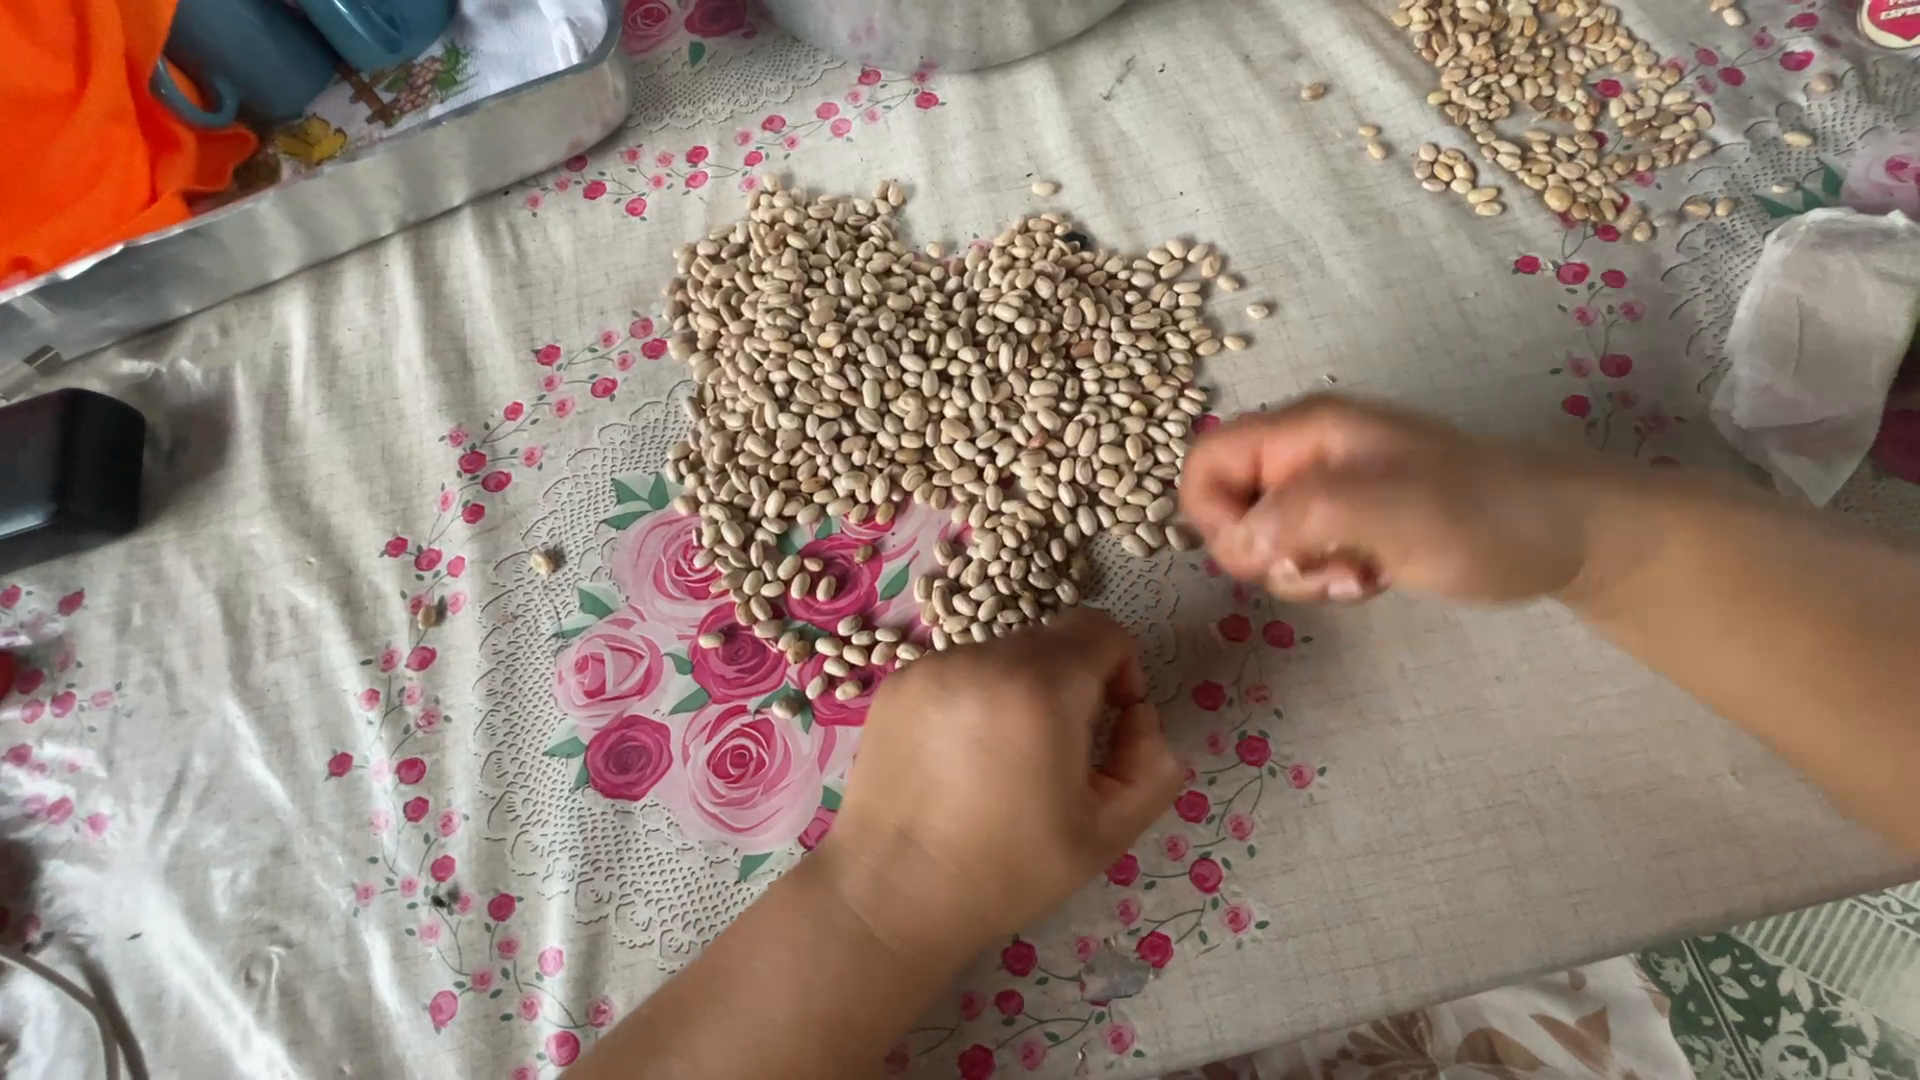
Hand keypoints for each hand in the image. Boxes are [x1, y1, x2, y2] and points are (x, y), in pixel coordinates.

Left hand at [815, 608, 1183, 961]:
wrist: (891, 894)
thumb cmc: (1006, 870)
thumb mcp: (1107, 833)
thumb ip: (1152, 764)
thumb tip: (1139, 717)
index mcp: (1041, 688)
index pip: (1101, 629)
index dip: (1121, 667)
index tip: (1110, 717)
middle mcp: (983, 659)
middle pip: (1053, 641)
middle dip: (1072, 683)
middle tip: (1056, 750)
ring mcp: (933, 666)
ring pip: (1004, 655)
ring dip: (1021, 690)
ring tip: (1001, 758)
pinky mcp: (898, 682)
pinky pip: (959, 670)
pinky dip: (975, 697)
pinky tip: (957, 756)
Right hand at [1178, 395, 1591, 603]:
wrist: (1565, 537)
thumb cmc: (1482, 512)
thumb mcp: (1391, 509)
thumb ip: (1301, 515)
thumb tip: (1233, 544)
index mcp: (1303, 432)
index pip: (1206, 460)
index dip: (1211, 511)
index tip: (1258, 550)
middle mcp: (1300, 458)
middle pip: (1225, 508)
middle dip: (1263, 553)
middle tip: (1321, 567)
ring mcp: (1320, 494)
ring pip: (1257, 541)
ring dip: (1296, 573)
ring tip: (1357, 575)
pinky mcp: (1339, 528)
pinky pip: (1293, 559)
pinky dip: (1318, 580)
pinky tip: (1369, 578)